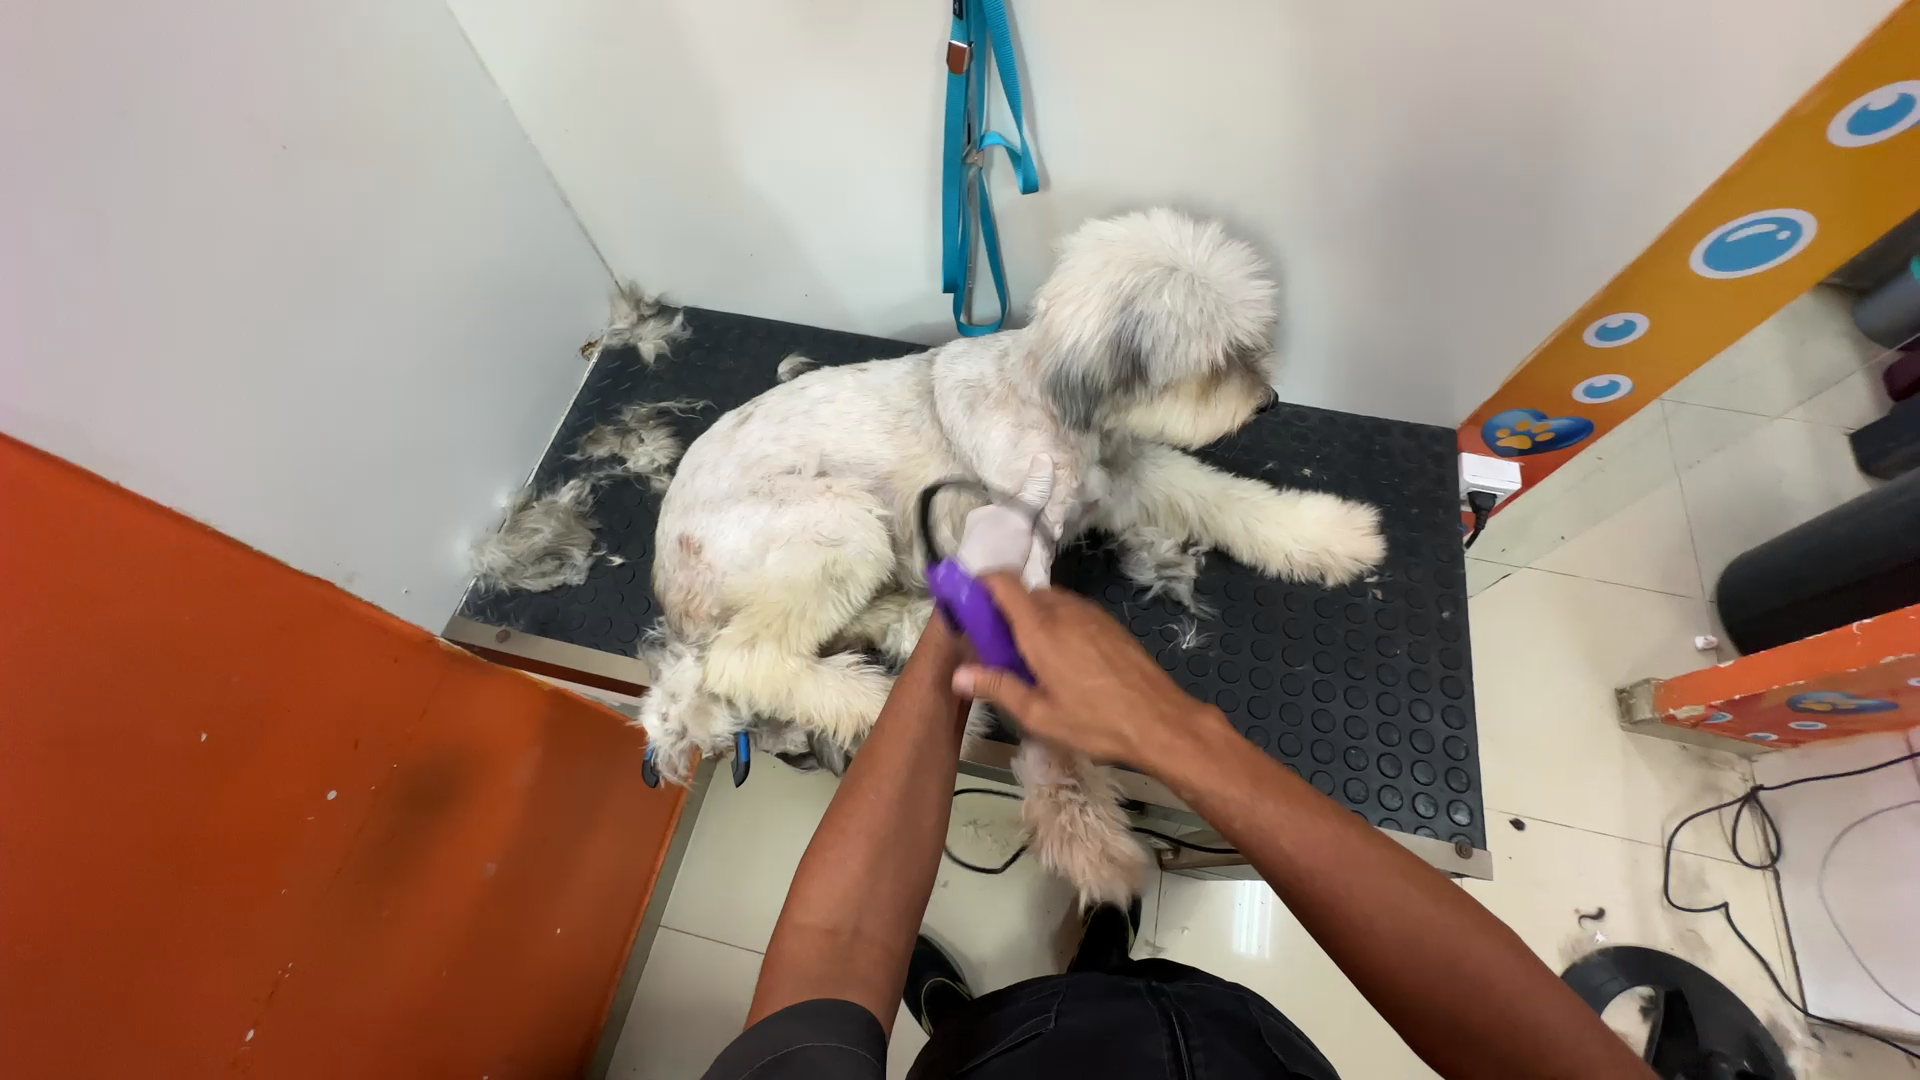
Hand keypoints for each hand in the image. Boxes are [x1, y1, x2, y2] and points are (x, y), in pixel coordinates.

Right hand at [951, 574, 1218, 769]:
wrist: (1160, 720)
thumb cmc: (1094, 721)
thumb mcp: (1038, 714)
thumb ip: (997, 687)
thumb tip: (958, 675)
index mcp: (1040, 628)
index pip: (1004, 583)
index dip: (982, 583)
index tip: (968, 601)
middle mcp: (1064, 610)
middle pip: (1026, 593)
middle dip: (1007, 611)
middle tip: (1000, 646)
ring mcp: (1091, 614)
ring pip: (1051, 601)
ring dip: (1035, 617)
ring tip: (1034, 657)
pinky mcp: (1110, 623)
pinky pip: (1073, 611)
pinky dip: (1059, 623)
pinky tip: (1066, 660)